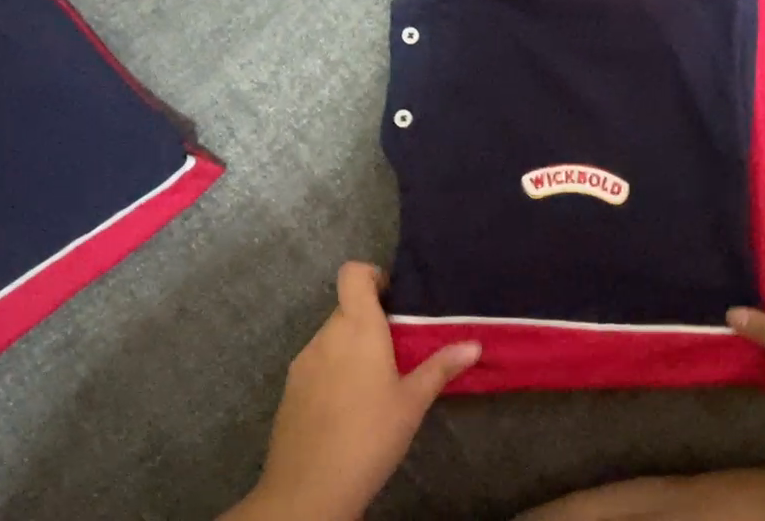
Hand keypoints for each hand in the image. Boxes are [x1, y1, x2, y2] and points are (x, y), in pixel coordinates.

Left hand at [223, 262, 480, 520]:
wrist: (308, 492)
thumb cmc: (369, 436)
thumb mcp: (413, 402)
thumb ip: (440, 367)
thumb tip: (474, 345)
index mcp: (357, 327)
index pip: (353, 273)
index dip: (372, 276)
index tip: (394, 300)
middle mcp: (326, 335)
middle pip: (346, 307)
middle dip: (371, 319)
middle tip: (398, 348)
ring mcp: (303, 362)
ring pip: (331, 337)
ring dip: (352, 346)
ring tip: (377, 380)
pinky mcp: (289, 390)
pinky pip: (317, 363)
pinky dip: (334, 370)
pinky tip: (350, 406)